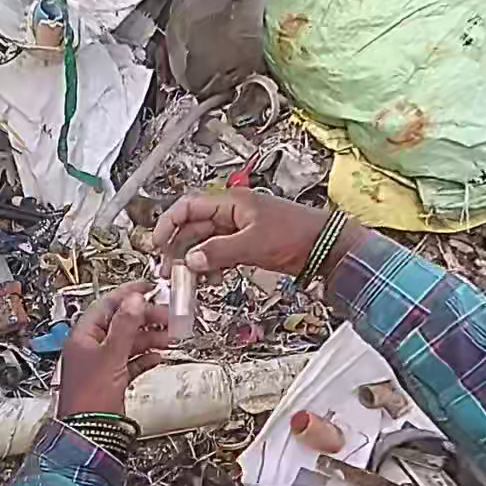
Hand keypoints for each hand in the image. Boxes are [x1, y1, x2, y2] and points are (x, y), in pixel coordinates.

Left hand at [57, 280, 173, 416]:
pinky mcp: (112, 381)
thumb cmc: (91, 396)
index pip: (107, 305)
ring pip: (128, 342)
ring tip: (170, 338)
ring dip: (149, 338)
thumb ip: (125, 326)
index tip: (151, 287)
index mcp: (84, 336)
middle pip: (121, 323)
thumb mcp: (111, 355)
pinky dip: (144, 358)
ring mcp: (101, 364)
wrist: (89, 435)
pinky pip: (131, 363)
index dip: (129, 294)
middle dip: (145, 319)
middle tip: (168, 317)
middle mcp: (91, 347)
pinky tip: (158, 357)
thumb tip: (135, 299)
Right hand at [153, 190, 351, 277]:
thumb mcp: (253, 243)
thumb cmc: (296, 236)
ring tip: (188, 280)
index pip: (188, 207)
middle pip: (194, 228)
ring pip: (206, 244)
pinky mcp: (248, 246)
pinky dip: (212, 266)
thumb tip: (191, 261)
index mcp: (231, 204)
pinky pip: (220, 254)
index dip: (169, 223)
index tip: (157, 244)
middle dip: (180, 249)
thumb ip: (219, 252)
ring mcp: (239, 230)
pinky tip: (211, 279)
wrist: (327, 248)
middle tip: (170, 271)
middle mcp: (232, 214)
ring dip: (195, 261)